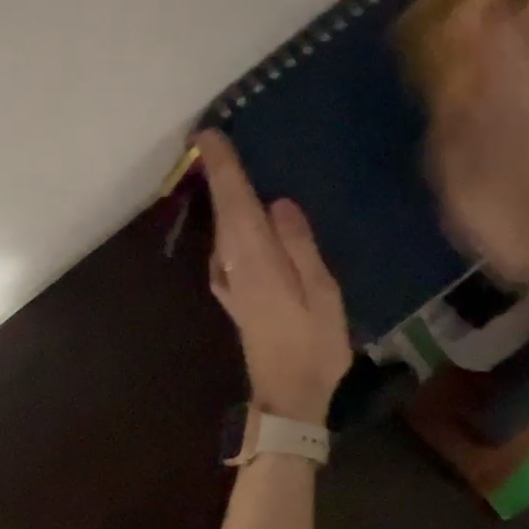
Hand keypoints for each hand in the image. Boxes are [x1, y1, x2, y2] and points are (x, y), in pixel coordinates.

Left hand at [198, 131, 352, 426]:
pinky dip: (232, 222)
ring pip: (222, 228)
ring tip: (230, 164)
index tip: (207, 132)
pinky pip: (229, 246)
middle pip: (222, 210)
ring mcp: (228, 281)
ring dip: (222, 196)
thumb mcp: (321, 292)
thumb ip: (299, 245)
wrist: (288, 395)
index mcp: (254, 259)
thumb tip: (277, 203)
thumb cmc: (313, 345)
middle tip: (216, 137)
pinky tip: (245, 214)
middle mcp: (232, 265)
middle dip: (217, 173)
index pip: (233, 200)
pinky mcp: (233, 294)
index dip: (221, 166)